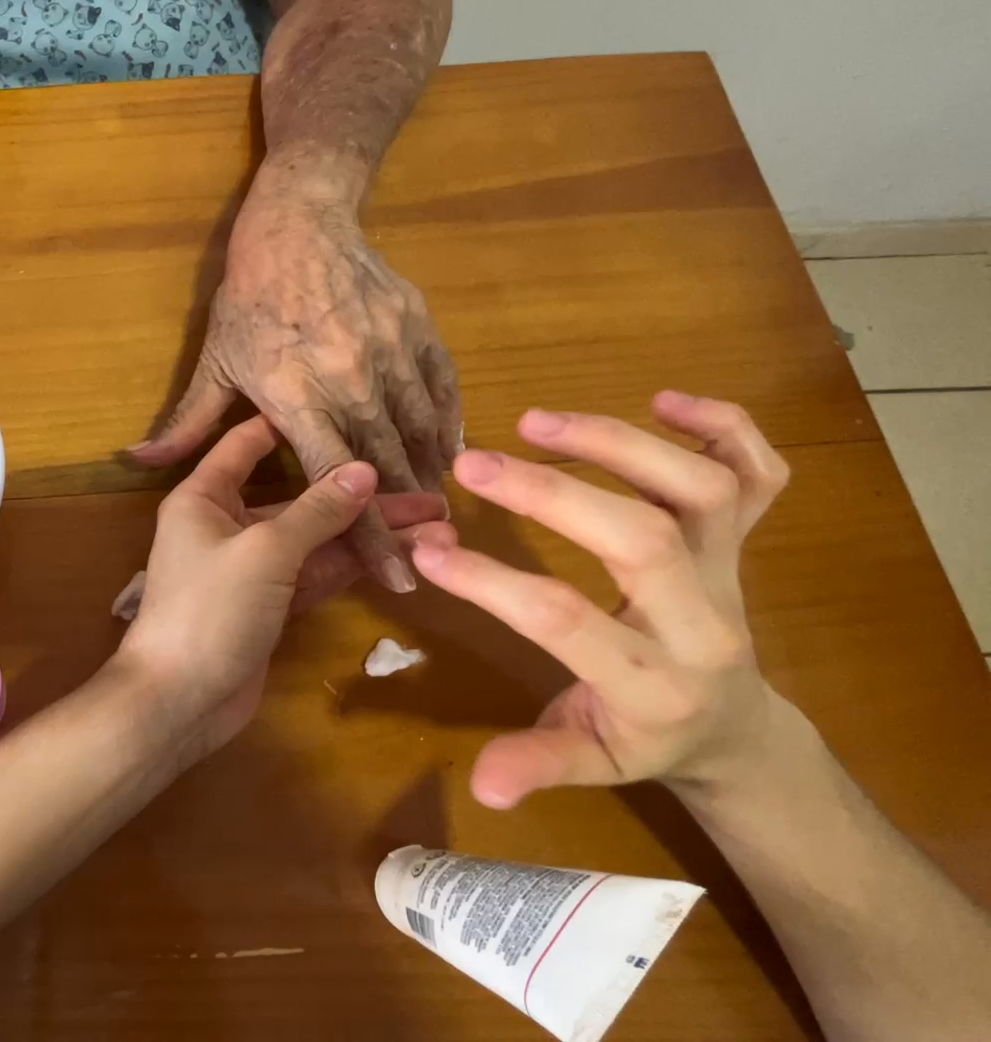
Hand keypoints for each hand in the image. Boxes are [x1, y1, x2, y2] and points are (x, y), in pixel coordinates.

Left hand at [120, 418, 456, 761]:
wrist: (180, 698)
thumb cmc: (210, 610)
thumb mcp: (264, 551)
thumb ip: (316, 510)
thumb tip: (363, 469)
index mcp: (204, 496)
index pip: (249, 444)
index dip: (295, 424)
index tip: (348, 406)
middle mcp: (226, 523)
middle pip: (298, 497)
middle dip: (358, 494)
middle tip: (426, 486)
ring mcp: (250, 566)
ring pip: (315, 538)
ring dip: (368, 532)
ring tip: (437, 523)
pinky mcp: (270, 602)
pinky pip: (315, 572)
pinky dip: (354, 565)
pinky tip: (405, 556)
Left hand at [129, 179, 461, 594]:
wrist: (298, 224)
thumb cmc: (248, 300)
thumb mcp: (214, 363)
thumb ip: (186, 421)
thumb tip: (136, 459)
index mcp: (296, 397)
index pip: (333, 478)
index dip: (368, 531)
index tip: (397, 572)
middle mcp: (349, 381)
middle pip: (385, 462)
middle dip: (407, 514)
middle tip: (429, 557)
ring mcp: (389, 353)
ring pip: (419, 429)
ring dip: (429, 474)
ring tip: (437, 513)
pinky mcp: (417, 330)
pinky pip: (443, 388)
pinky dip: (449, 423)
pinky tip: (450, 451)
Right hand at [411, 392, 792, 807]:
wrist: (735, 727)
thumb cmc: (643, 740)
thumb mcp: (587, 760)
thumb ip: (536, 763)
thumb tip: (479, 786)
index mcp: (653, 680)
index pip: (565, 618)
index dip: (490, 582)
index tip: (427, 550)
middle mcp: (703, 619)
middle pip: (641, 536)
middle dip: (550, 492)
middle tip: (470, 461)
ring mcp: (729, 571)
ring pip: (700, 489)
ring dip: (617, 443)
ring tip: (534, 421)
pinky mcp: (741, 541)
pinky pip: (758, 473)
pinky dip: (725, 426)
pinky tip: (664, 400)